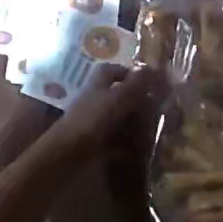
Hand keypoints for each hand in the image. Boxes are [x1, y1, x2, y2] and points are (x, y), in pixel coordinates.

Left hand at [21, 64, 163, 168]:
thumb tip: (156, 66)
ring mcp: (92, 123)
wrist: (66, 155)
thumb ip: (137, 83)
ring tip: (152, 129)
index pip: (111, 70)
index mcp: (98, 85)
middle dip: (136, 100)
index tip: (148, 80)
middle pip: (116, 95)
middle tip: (156, 107)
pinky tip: (139, 151)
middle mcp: (94, 101)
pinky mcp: (92, 144)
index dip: (128, 72)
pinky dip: (126, 146)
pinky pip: (113, 142)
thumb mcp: (118, 98)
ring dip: (133, 123)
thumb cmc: (92, 120)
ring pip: (116, 119)